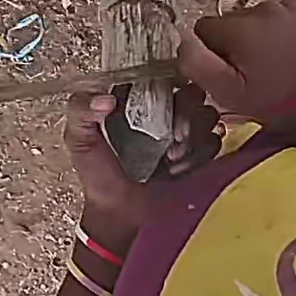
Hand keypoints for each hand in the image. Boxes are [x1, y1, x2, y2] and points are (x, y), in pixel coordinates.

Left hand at [63, 85, 220, 246]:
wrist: (119, 216)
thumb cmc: (99, 176)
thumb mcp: (79, 140)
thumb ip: (80, 111)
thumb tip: (106, 100)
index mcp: (140, 103)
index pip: (164, 79)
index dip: (167, 90)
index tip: (160, 111)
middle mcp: (166, 114)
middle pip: (194, 94)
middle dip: (189, 114)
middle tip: (175, 138)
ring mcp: (187, 134)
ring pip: (209, 115)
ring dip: (196, 136)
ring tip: (173, 158)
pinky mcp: (201, 156)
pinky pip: (215, 142)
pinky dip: (202, 154)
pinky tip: (180, 169)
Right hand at [176, 0, 295, 150]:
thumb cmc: (284, 105)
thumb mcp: (232, 95)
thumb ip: (198, 64)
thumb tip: (179, 39)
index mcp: (240, 29)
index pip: (204, 29)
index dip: (211, 53)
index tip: (227, 73)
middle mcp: (264, 8)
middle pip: (231, 21)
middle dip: (235, 43)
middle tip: (253, 72)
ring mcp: (292, 5)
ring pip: (258, 15)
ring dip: (261, 33)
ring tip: (276, 62)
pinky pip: (288, 6)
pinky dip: (284, 21)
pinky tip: (291, 43)